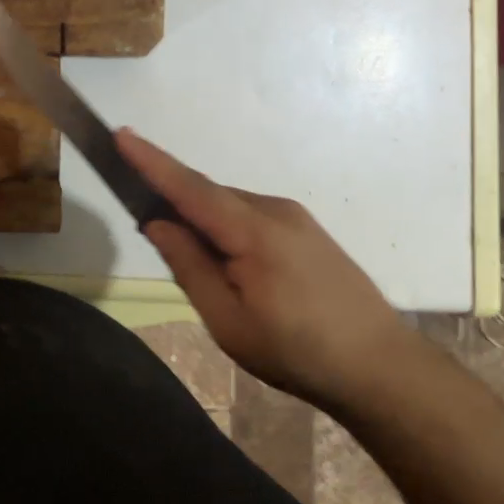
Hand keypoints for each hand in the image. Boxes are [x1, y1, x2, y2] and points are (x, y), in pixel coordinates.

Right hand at [122, 130, 414, 407]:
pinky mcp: (307, 231)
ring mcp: (295, 218)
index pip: (191, 188)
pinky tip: (229, 267)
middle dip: (173, 201)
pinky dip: (226, 228)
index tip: (120, 134)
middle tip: (146, 230)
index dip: (152, 162)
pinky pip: (249, 217)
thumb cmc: (299, 353)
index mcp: (254, 232)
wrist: (383, 369)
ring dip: (202, 221)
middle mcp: (275, 210)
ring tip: (198, 267)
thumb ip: (189, 267)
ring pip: (229, 207)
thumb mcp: (229, 323)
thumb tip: (158, 223)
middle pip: (208, 195)